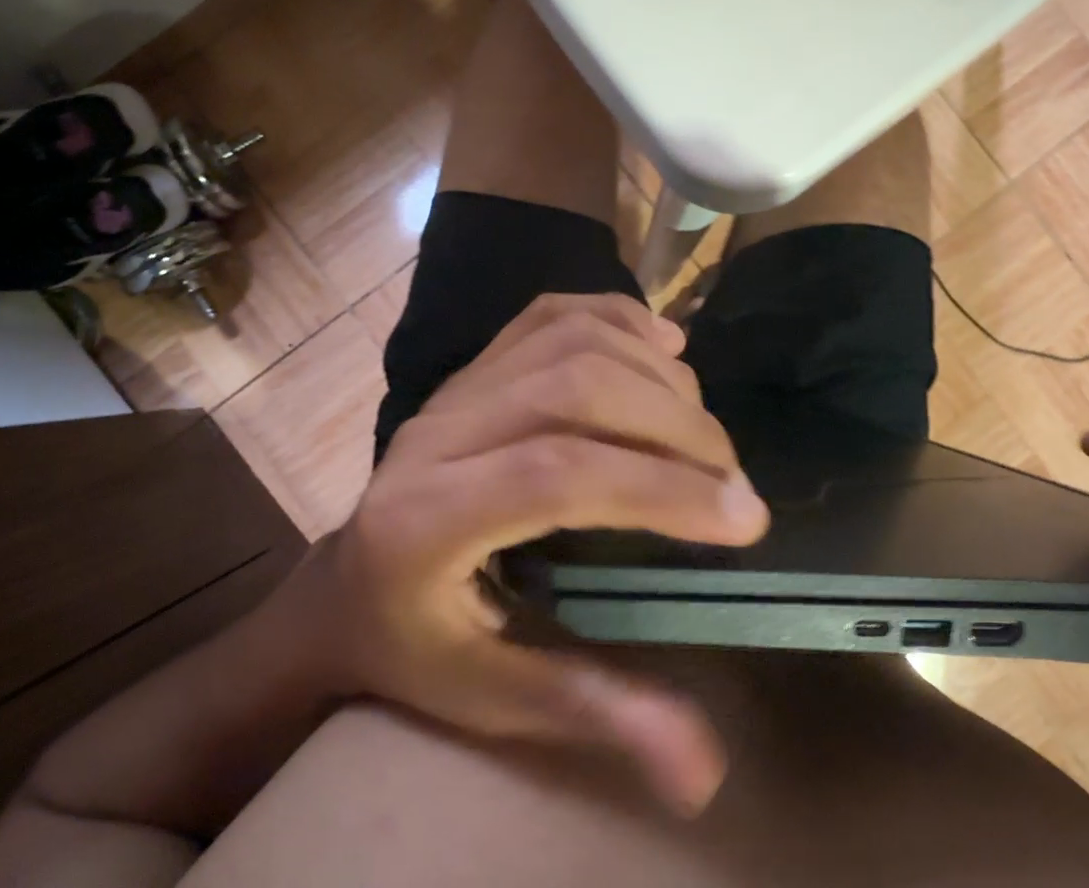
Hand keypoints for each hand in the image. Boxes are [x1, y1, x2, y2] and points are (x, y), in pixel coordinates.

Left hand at [298, 293, 767, 815]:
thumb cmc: (414, 650)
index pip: (555, 475)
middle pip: (570, 388)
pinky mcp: (470, 370)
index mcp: (428, 520)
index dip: (659, 488)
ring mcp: (452, 391)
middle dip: (673, 426)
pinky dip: (617, 317)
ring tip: (704, 431)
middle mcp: (436, 436)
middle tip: (732, 481)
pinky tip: (664, 347)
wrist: (343, 593)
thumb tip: (706, 772)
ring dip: (654, 374)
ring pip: (566, 340)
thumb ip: (591, 712)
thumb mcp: (491, 696)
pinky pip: (548, 315)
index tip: (745, 519)